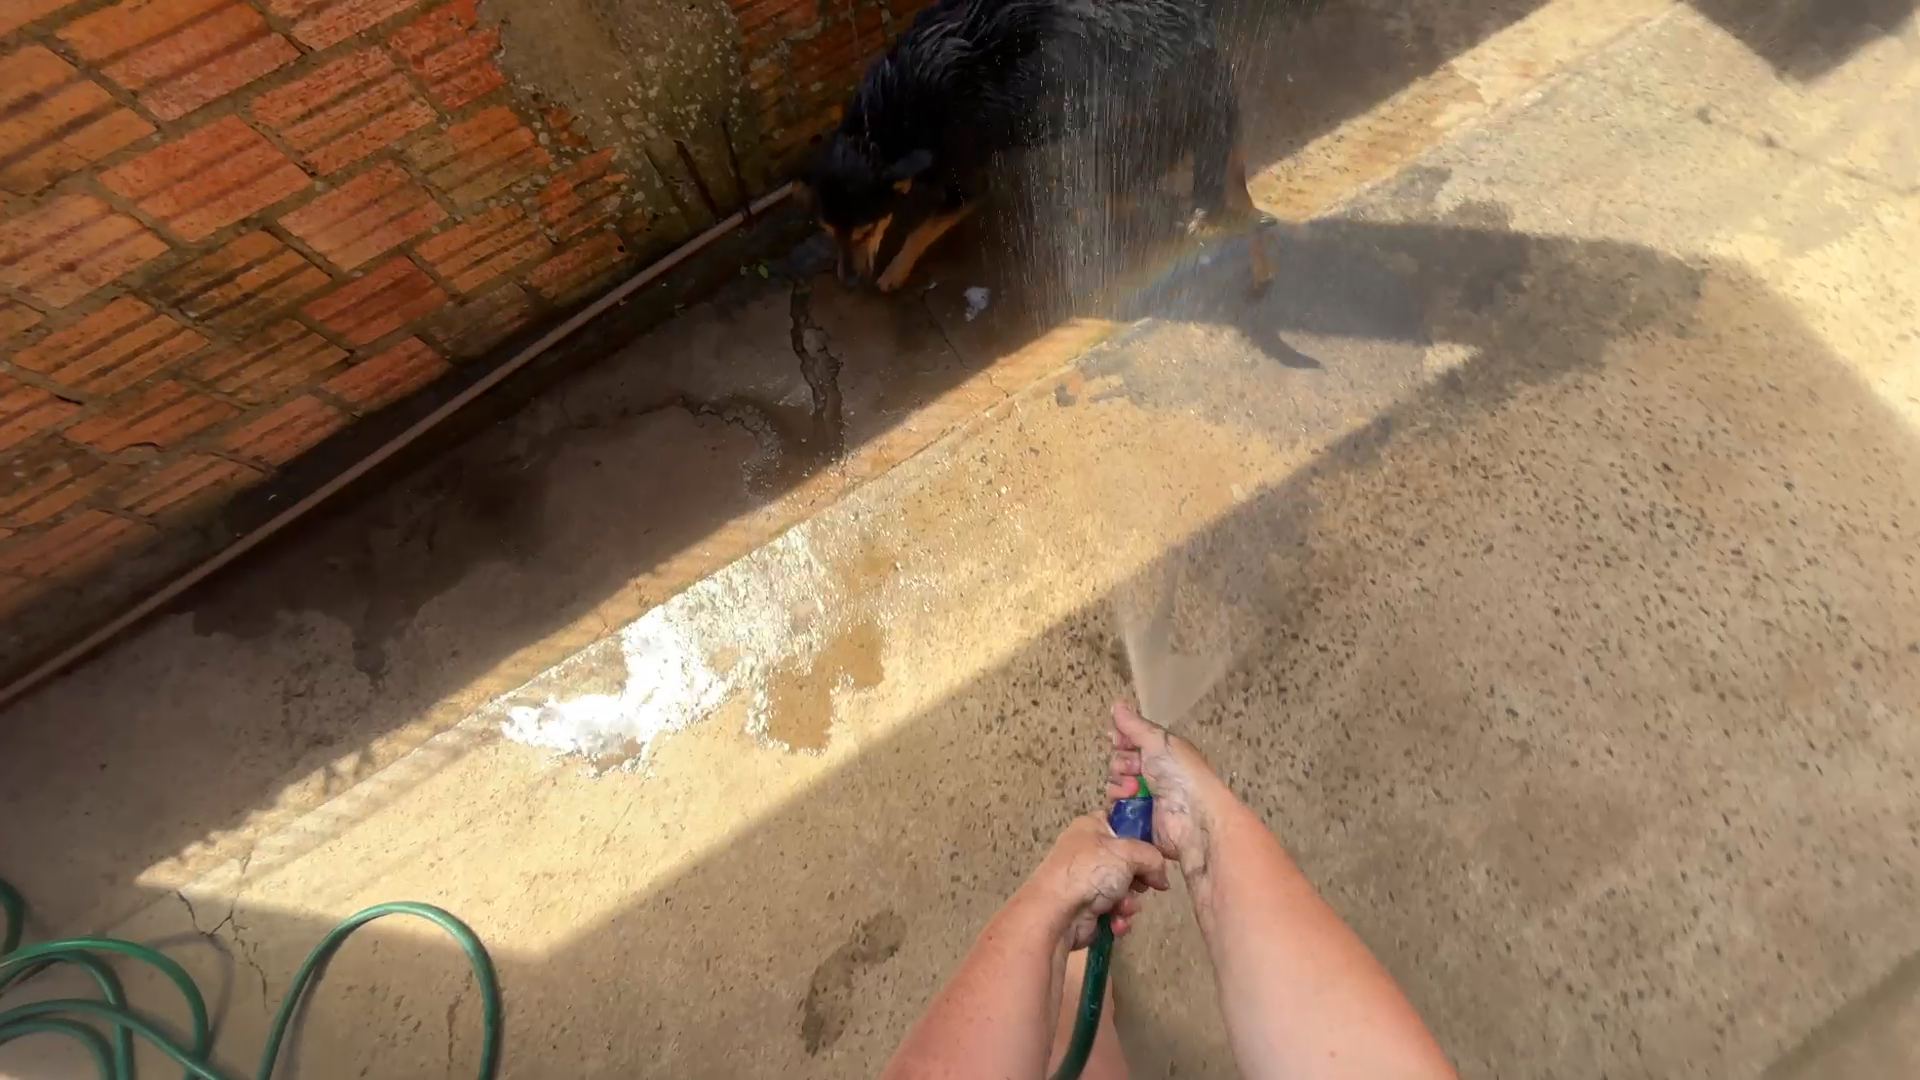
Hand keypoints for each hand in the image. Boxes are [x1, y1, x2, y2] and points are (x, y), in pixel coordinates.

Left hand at [1023, 814, 1168, 949]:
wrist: (1058, 911)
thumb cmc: (1090, 870)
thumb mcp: (1128, 852)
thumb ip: (1152, 858)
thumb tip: (1161, 877)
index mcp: (1092, 826)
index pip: (1122, 820)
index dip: (1140, 833)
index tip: (1156, 849)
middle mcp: (1089, 850)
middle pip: (1129, 860)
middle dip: (1139, 877)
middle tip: (1142, 883)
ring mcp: (1088, 879)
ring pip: (1125, 888)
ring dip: (1129, 901)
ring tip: (1123, 907)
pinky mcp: (1088, 906)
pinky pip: (1116, 910)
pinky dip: (1119, 917)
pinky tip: (1115, 922)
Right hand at [1105, 701, 1232, 881]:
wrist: (1194, 819)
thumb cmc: (1183, 776)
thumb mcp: (1159, 741)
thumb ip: (1134, 725)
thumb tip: (1118, 704)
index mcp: (1162, 754)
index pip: (1131, 742)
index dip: (1122, 740)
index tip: (1120, 740)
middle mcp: (1154, 776)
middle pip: (1119, 764)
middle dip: (1121, 764)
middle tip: (1133, 768)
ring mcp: (1147, 800)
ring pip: (1115, 787)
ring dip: (1119, 784)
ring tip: (1133, 789)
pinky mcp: (1140, 822)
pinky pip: (1116, 810)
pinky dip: (1117, 805)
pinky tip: (1128, 802)